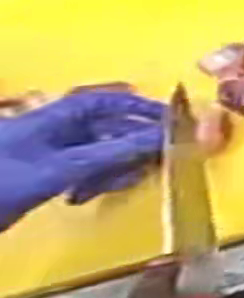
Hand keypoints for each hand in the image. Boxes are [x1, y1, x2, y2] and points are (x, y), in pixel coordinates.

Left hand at [0, 90, 164, 230]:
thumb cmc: (1, 184)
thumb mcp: (63, 168)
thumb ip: (119, 151)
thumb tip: (171, 136)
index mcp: (44, 122)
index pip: (102, 101)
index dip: (139, 106)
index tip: (173, 122)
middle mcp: (44, 134)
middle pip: (105, 128)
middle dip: (132, 146)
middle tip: (152, 163)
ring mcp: (38, 156)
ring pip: (97, 152)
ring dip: (114, 168)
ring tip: (111, 187)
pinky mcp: (36, 176)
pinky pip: (82, 170)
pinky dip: (94, 180)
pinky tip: (84, 196)